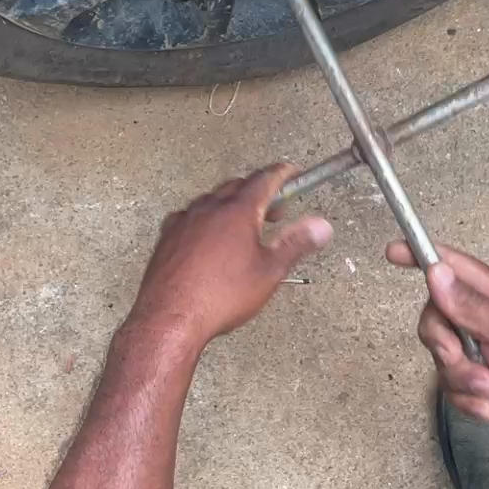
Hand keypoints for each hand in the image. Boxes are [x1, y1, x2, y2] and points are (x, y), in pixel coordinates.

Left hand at [123, 165, 332, 353]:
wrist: (171, 316)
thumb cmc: (220, 296)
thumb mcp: (269, 272)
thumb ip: (296, 243)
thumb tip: (321, 225)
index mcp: (236, 211)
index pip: (263, 179)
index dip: (281, 173)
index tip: (291, 172)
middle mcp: (208, 209)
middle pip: (237, 187)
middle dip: (259, 192)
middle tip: (276, 210)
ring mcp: (184, 221)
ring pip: (211, 200)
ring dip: (231, 205)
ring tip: (244, 227)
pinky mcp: (167, 237)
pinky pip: (190, 217)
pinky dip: (206, 220)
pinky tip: (209, 239)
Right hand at [387, 241, 488, 460]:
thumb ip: (468, 305)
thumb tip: (435, 272)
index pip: (455, 267)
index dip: (422, 257)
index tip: (393, 252)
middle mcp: (487, 321)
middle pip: (436, 317)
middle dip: (445, 344)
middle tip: (461, 356)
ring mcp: (481, 352)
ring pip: (440, 356)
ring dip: (462, 377)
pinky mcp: (476, 382)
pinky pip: (449, 384)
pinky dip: (467, 399)